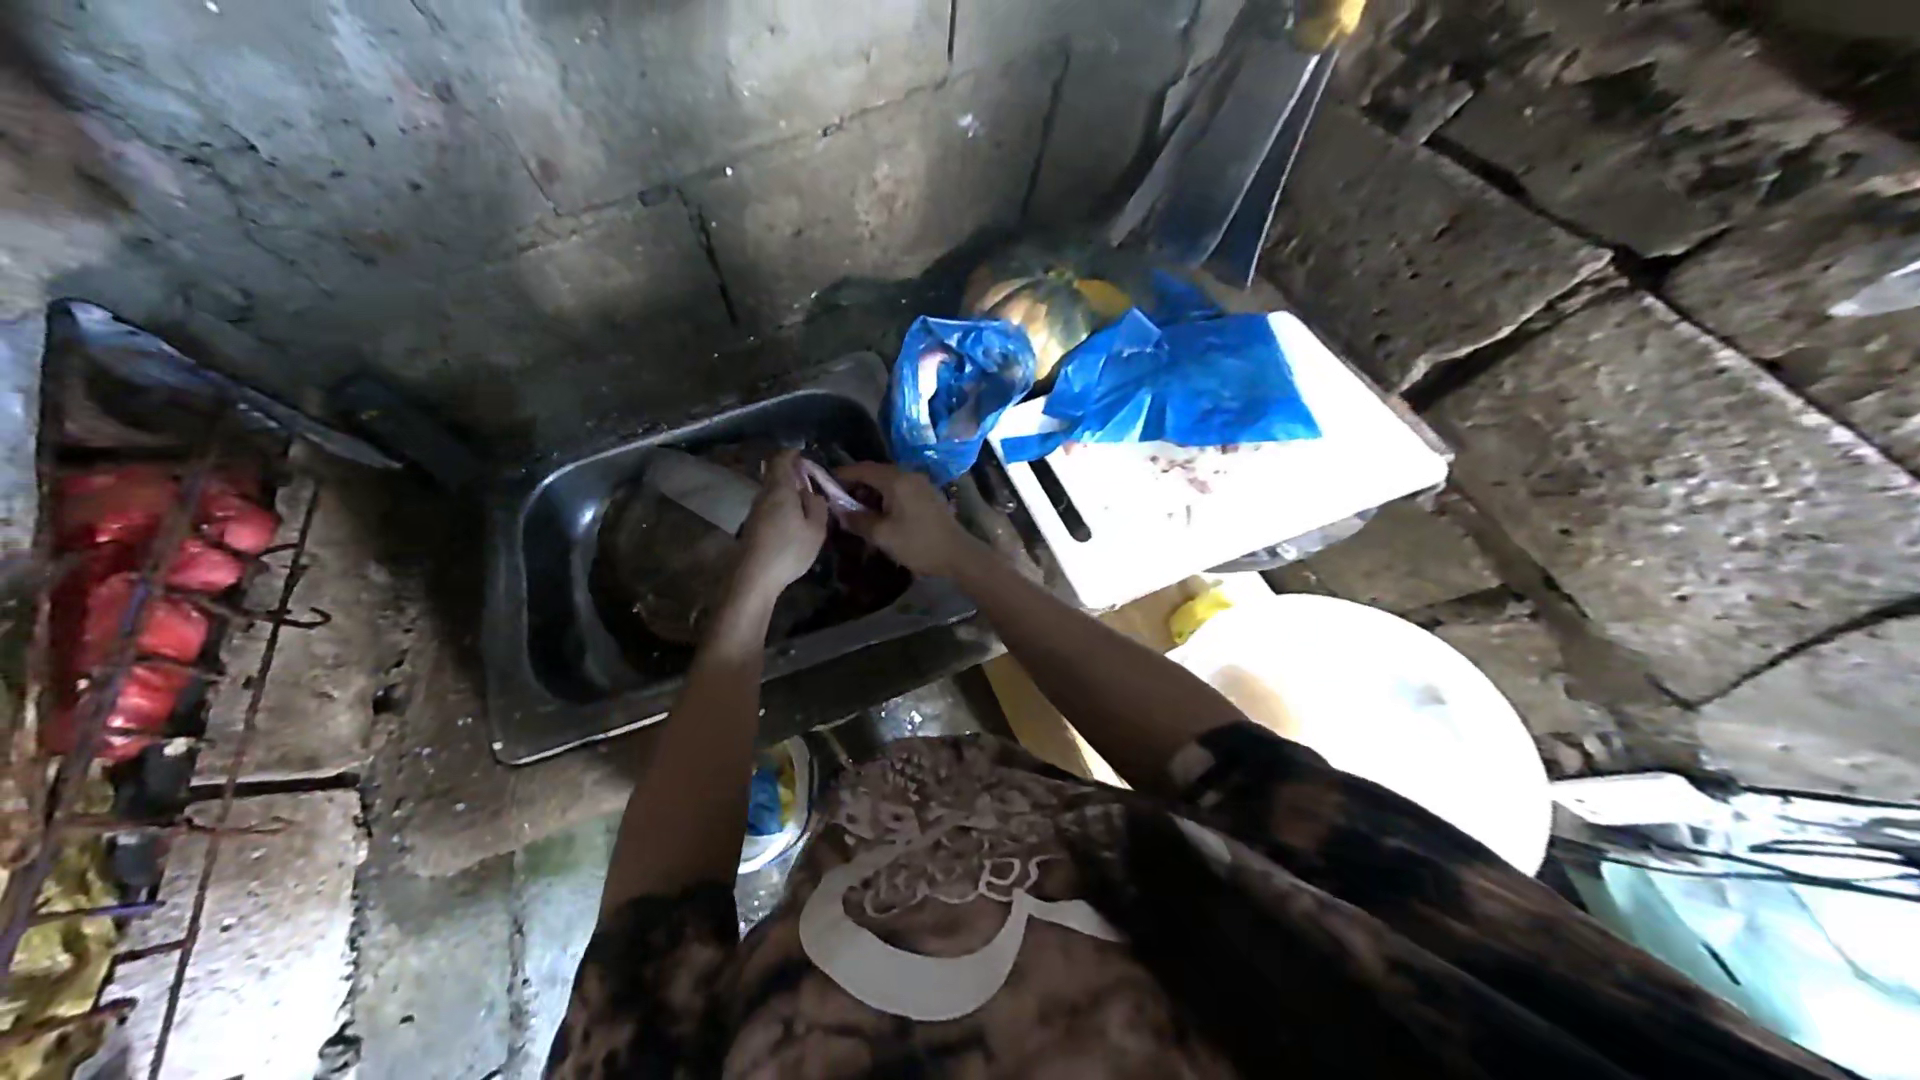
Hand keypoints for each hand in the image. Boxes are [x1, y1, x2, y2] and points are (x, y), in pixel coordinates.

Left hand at [735, 449, 828, 601]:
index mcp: (780, 490)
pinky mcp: (752, 527)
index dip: (791, 453)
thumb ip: (817, 506)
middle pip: (775, 476)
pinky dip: (782, 506)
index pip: (781, 460)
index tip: (802, 453)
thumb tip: (812, 493)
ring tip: (806, 502)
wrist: (753, 578)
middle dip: (792, 473)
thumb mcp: (815, 529)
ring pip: (772, 492)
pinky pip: (769, 507)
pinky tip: (793, 521)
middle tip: (811, 480)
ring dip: (787, 492)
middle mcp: (763, 496)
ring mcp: (755, 512)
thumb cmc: (788, 550)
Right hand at [834, 462, 984, 576]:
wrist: (958, 554)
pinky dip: (886, 497)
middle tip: (841, 503)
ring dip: (871, 493)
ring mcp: (921, 484)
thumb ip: (857, 520)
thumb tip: (840, 511)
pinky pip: (900, 490)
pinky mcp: (928, 495)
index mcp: (896, 480)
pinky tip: (880, 515)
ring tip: (859, 512)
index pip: (862, 469)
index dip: (842, 475)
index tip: (825, 484)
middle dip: (856, 485)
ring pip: (888, 482)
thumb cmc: (918, 544)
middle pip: (875, 473)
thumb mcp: (882, 535)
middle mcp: (909, 475)